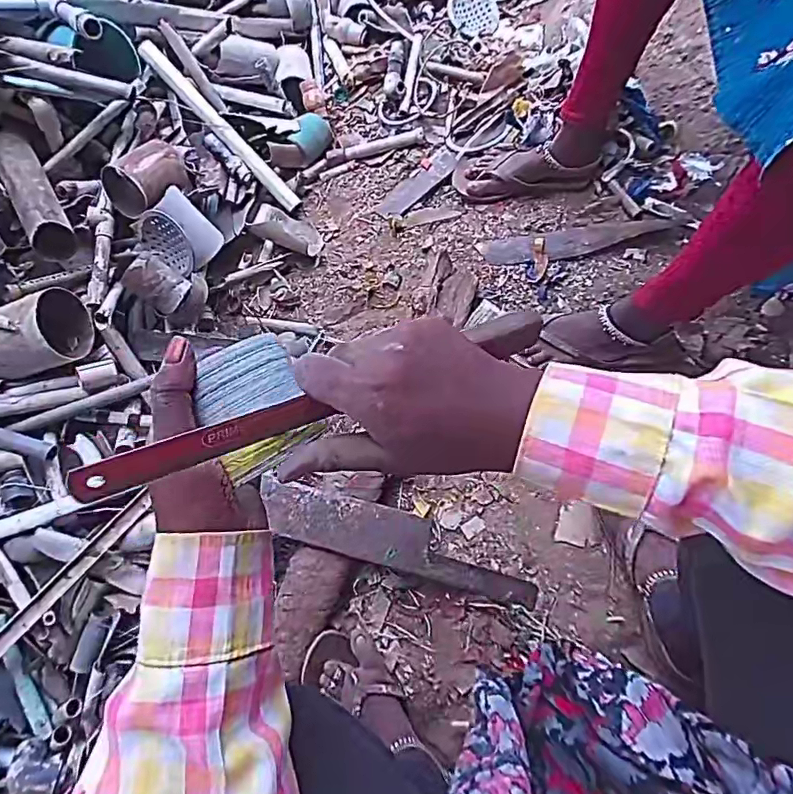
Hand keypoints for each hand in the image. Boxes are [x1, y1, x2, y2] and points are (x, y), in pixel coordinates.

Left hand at [148, 336, 266, 533]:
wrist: (222, 545)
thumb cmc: (188, 506)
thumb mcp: (173, 442)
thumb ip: (172, 398)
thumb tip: (177, 352)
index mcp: (170, 428)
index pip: (189, 382)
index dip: (208, 365)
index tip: (230, 353)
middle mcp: (197, 435)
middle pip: (221, 392)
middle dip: (240, 379)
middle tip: (260, 365)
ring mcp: (223, 448)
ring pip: (243, 409)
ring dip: (258, 399)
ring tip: (275, 383)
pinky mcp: (248, 460)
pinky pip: (262, 432)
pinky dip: (271, 421)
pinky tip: (280, 410)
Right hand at [277, 317, 541, 480]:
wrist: (509, 415)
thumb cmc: (449, 445)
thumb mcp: (387, 457)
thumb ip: (331, 456)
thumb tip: (284, 470)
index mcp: (367, 395)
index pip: (308, 369)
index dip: (312, 384)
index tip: (324, 398)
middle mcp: (380, 358)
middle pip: (336, 356)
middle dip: (345, 376)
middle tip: (375, 401)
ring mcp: (404, 336)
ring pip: (362, 344)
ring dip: (370, 362)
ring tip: (404, 387)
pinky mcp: (423, 323)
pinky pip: (390, 334)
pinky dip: (395, 350)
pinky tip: (420, 372)